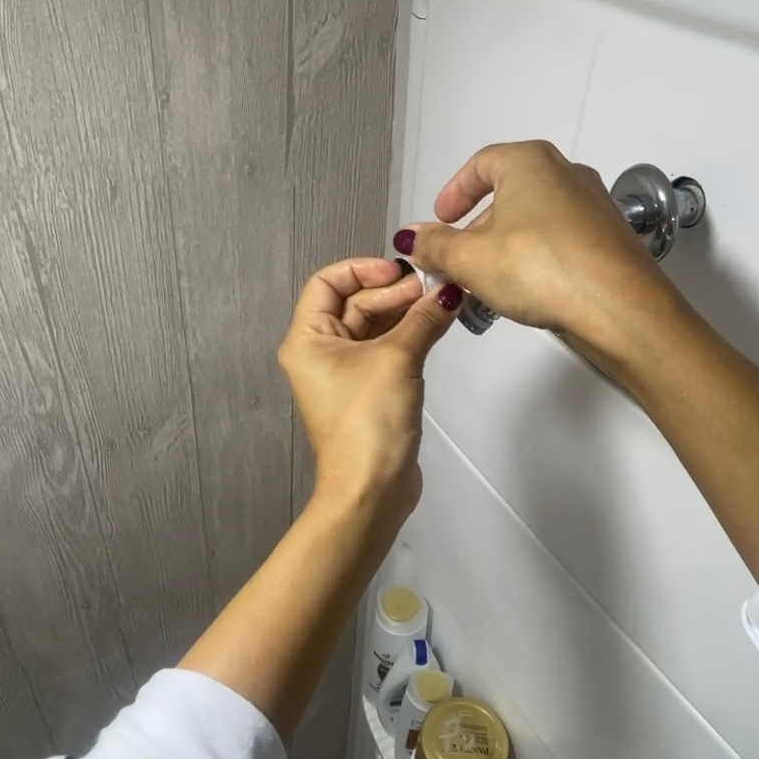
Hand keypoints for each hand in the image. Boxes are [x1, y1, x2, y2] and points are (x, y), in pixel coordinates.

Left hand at [279, 257, 459, 522]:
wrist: (370, 489)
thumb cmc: (369, 421)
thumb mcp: (397, 359)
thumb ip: (423, 319)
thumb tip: (450, 290)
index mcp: (308, 339)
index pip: (327, 282)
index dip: (363, 269)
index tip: (400, 270)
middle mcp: (320, 352)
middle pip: (354, 303)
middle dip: (393, 292)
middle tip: (432, 288)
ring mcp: (344, 374)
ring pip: (373, 327)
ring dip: (404, 312)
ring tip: (440, 303)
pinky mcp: (367, 391)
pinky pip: (384, 350)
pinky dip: (407, 335)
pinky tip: (435, 325)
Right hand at [395, 140, 680, 349]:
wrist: (619, 308)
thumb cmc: (540, 269)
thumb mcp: (470, 259)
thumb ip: (435, 246)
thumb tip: (412, 237)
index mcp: (530, 162)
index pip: (481, 164)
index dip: (454, 192)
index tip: (439, 220)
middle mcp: (566, 174)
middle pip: (508, 194)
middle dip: (475, 229)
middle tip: (456, 261)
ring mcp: (592, 207)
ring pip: (533, 221)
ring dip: (503, 248)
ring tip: (485, 284)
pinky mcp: (608, 241)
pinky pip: (558, 242)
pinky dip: (532, 259)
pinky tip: (523, 292)